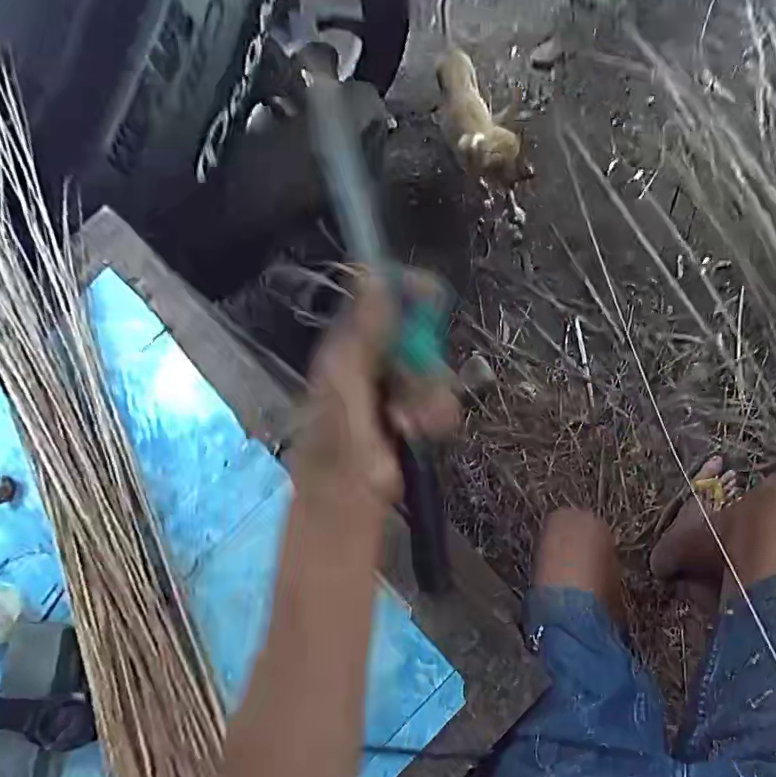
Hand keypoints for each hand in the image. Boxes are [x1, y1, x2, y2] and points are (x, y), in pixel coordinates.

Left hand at [292, 268, 460, 504]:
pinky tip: (424, 430)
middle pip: (415, 340)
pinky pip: (435, 399)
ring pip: (430, 371)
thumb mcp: (346, 382)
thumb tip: (374, 279)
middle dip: (427, 364)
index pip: (378, 303)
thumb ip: (364, 333)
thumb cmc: (339, 445)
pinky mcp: (410, 416)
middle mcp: (369, 365)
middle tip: (425, 392)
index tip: (433, 294)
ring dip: (434, 396)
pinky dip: (436, 414)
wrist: (347, 497)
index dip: (405, 292)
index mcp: (346, 349)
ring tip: (420, 424)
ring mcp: (390, 391)